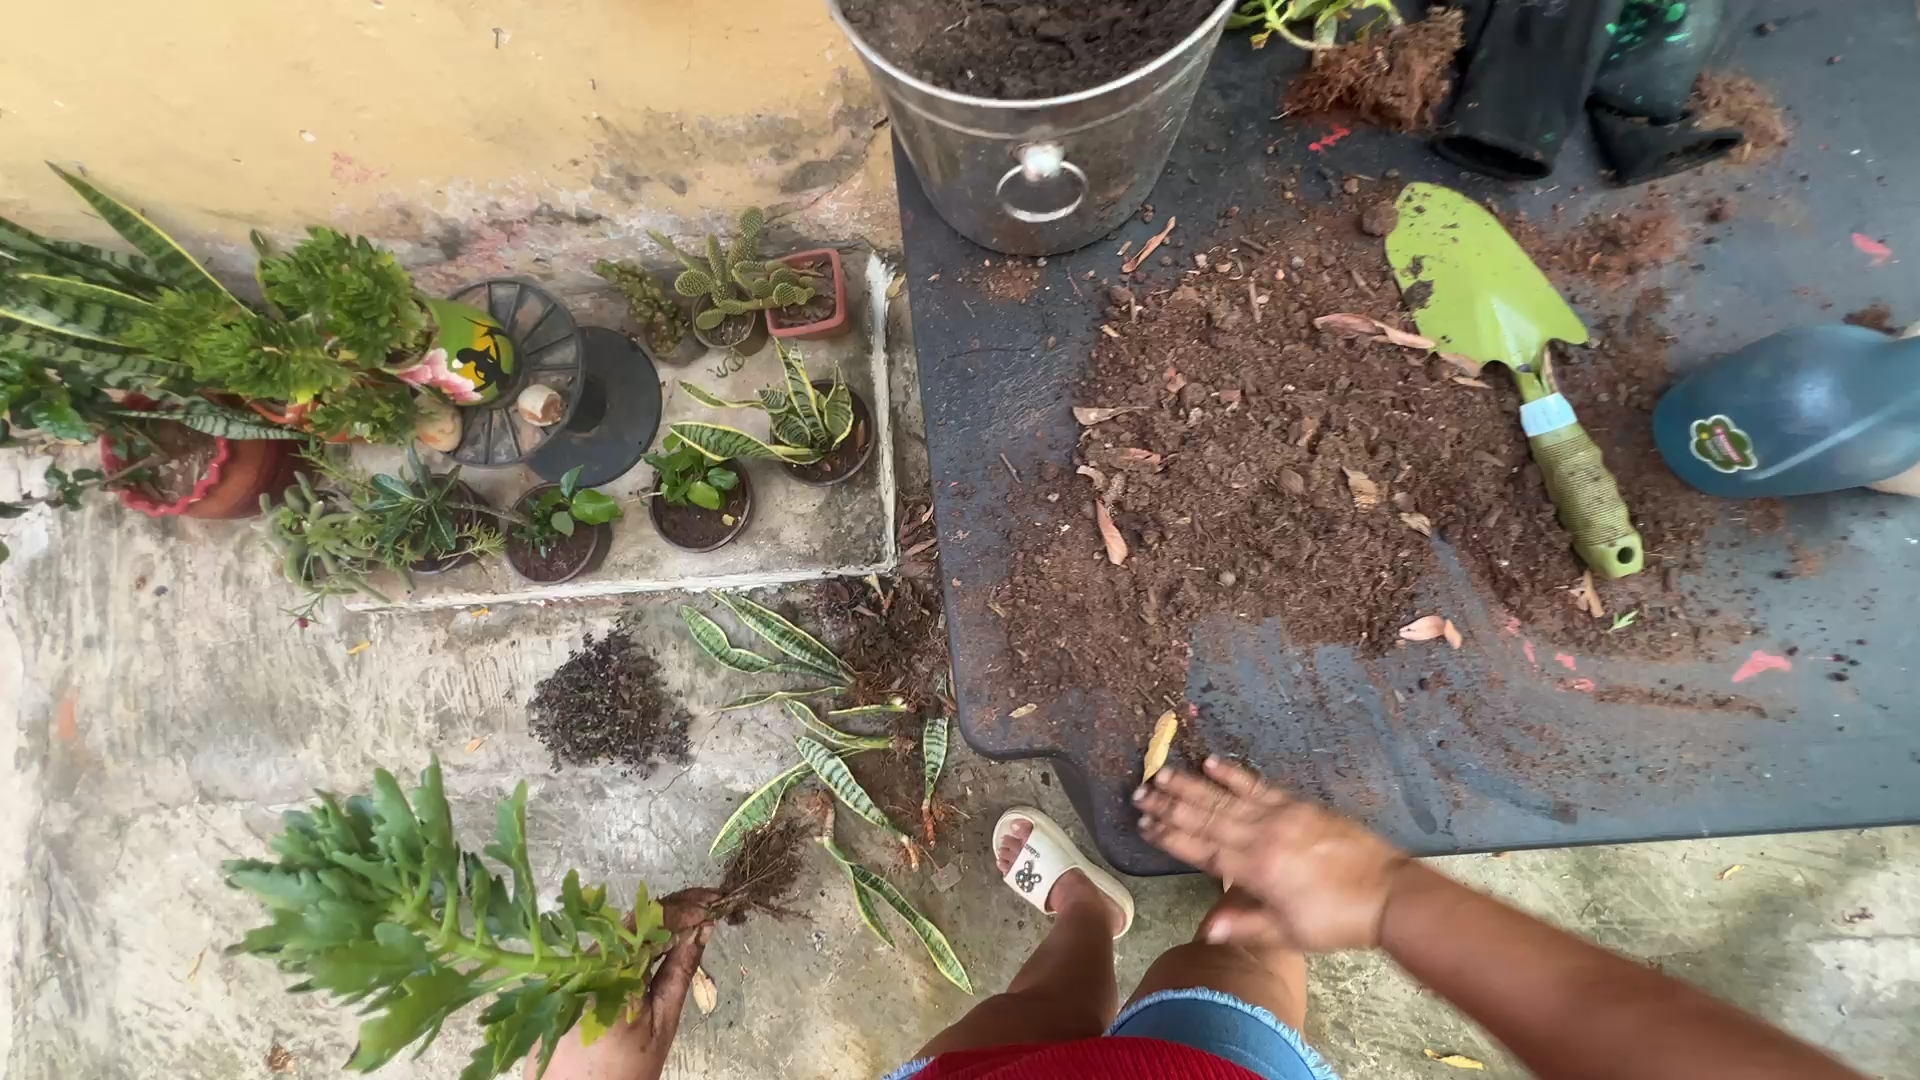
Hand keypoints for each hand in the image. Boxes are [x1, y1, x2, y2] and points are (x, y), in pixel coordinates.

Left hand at [530, 888, 722, 1079]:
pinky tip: (660, 941)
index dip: (685, 907)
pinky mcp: (561, 986)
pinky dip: (634, 944)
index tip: (714, 903)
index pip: (650, 922)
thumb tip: (704, 926)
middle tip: (708, 904)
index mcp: (606, 980)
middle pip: (633, 922)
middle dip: (674, 910)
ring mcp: (566, 976)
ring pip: (619, 935)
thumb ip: (680, 971)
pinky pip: (605, 952)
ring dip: (656, 924)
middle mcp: (580, 970)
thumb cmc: (624, 1078)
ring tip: (691, 918)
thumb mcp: (662, 1026)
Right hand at [1135, 758, 1409, 951]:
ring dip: (1190, 786)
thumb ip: (1245, 925)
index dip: (1171, 836)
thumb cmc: (1336, 920)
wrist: (1388, 894)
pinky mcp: (1295, 803)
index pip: (1202, 849)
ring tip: (1160, 773)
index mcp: (1255, 870)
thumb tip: (1205, 929)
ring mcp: (1277, 815)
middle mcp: (1260, 837)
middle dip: (1169, 805)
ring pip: (1223, 798)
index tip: (1145, 825)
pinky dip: (1230, 773)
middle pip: (1205, 818)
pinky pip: (1255, 785)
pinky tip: (1209, 762)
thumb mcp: (1290, 934)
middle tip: (1139, 793)